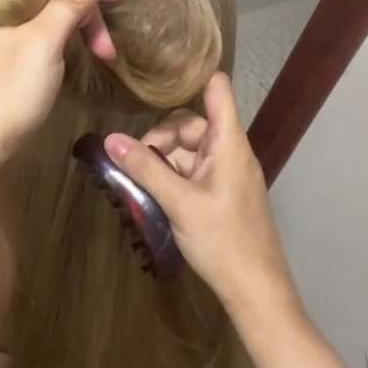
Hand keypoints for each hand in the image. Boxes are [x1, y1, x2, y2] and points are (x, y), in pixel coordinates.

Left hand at [0, 0, 117, 173]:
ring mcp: (9, 43)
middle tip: (111, 47)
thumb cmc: (10, 91)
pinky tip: (80, 56)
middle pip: (56, 0)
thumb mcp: (44, 41)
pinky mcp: (12, 68)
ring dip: (82, 31)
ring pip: (52, 23)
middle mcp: (8, 17)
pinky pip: (46, 43)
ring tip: (105, 54)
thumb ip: (69, 0)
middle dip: (88, 14)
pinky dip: (68, 46)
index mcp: (12, 2)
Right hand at [104, 73, 294, 309]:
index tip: (155, 74)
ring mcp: (227, 174)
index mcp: (229, 143)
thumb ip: (145, 168)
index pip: (217, 89)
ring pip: (187, 150)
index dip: (192, 74)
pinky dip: (171, 177)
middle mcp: (230, 151)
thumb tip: (110, 139)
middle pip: (190, 123)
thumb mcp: (179, 203)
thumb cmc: (224, 241)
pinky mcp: (221, 195)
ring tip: (138, 183)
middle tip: (135, 163)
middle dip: (160, 138)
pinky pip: (191, 172)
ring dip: (162, 161)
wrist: (257, 293)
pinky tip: (152, 195)